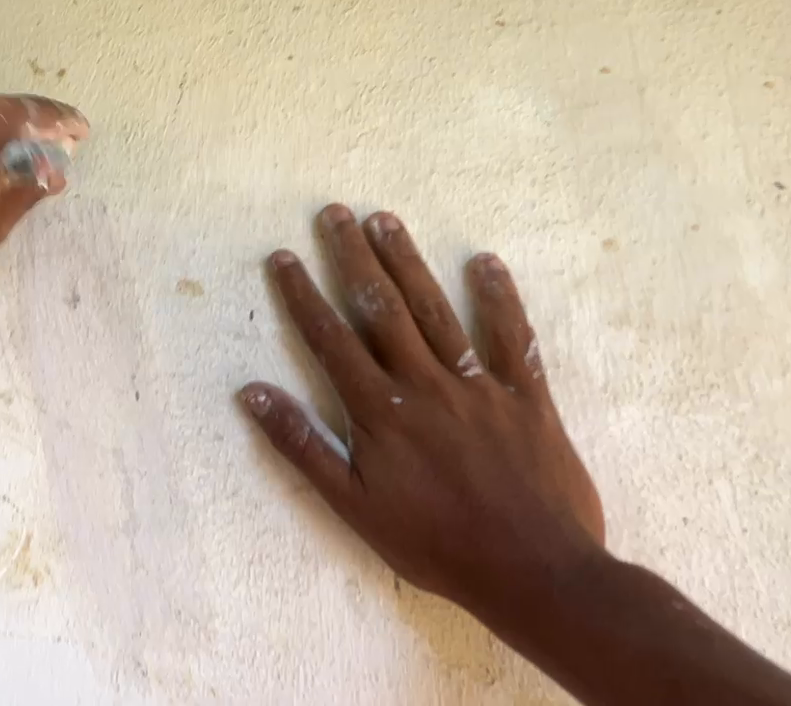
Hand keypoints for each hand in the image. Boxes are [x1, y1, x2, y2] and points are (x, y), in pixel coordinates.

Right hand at [240, 205, 604, 623]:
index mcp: (379, 409)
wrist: (540, 577)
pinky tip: (485, 263)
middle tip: (335, 212)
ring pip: (436, 312)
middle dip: (354, 257)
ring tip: (386, 220)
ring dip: (408, 263)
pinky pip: (514, 340)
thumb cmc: (434, 542)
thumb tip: (250, 393)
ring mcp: (479, 387)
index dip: (302, 294)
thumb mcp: (351, 504)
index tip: (283, 256)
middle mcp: (424, 384)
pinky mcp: (528, 398)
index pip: (329, 338)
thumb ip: (300, 444)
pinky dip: (500, 300)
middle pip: (381, 308)